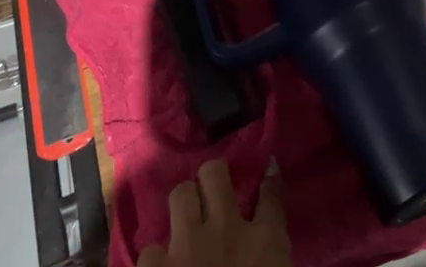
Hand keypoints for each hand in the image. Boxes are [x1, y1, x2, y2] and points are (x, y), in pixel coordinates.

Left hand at [137, 160, 289, 266]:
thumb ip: (273, 254)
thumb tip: (266, 245)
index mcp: (265, 240)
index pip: (272, 194)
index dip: (269, 177)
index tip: (267, 167)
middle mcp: (226, 229)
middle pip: (215, 174)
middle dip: (213, 175)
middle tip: (214, 192)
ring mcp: (188, 244)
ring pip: (181, 195)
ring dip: (184, 207)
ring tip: (186, 222)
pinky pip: (152, 249)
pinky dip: (158, 260)